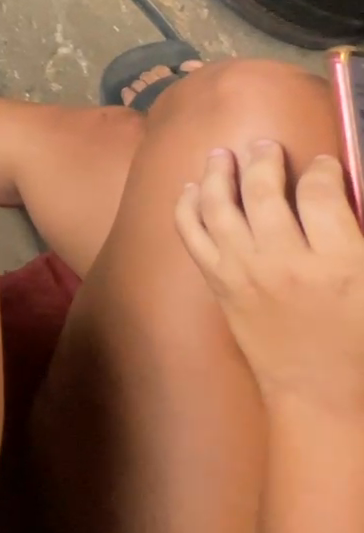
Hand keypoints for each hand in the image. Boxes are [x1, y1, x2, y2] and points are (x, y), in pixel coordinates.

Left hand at [175, 140, 363, 418]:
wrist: (323, 390)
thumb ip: (358, 243)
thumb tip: (346, 203)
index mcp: (343, 265)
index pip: (323, 200)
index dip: (320, 173)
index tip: (319, 160)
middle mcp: (286, 262)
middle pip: (264, 196)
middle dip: (263, 163)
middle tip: (263, 142)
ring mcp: (243, 269)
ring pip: (219, 208)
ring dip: (217, 175)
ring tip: (219, 153)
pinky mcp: (216, 280)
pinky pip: (191, 233)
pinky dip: (187, 206)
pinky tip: (188, 188)